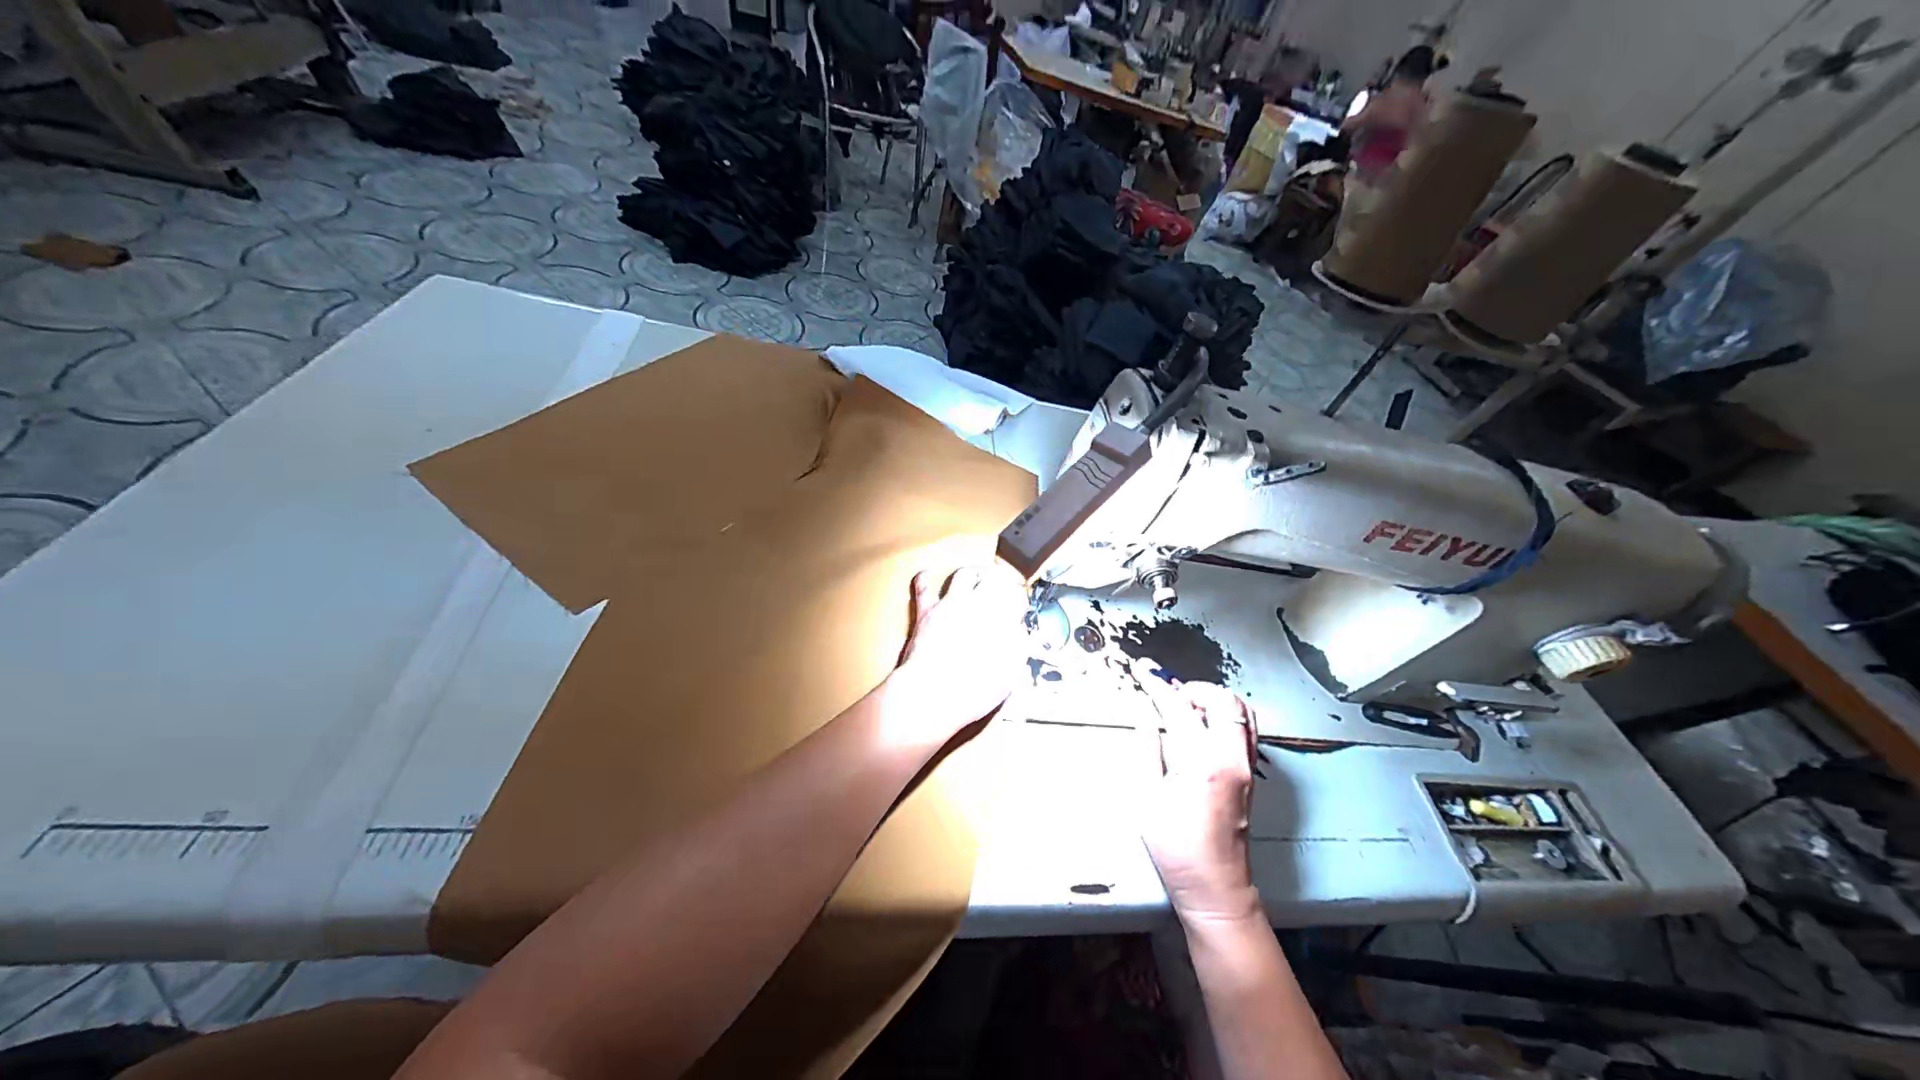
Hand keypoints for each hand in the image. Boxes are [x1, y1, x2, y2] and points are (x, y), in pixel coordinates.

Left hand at [884, 561, 1028, 736]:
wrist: (935, 692)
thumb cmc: (977, 689)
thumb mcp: (1010, 673)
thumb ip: (1018, 647)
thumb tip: (1019, 632)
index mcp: (1004, 619)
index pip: (1017, 598)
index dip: (1019, 602)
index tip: (1018, 610)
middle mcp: (980, 604)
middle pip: (994, 580)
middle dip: (999, 583)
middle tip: (998, 589)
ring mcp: (951, 604)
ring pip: (963, 575)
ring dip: (970, 575)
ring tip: (972, 578)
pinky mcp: (926, 611)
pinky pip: (923, 587)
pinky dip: (924, 579)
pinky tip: (925, 576)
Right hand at [1136, 673, 1261, 923]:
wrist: (1216, 887)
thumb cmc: (1177, 849)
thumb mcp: (1146, 798)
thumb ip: (1146, 748)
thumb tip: (1144, 714)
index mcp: (1202, 761)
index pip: (1178, 707)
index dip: (1156, 684)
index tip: (1142, 671)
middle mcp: (1232, 757)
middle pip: (1220, 699)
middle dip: (1191, 687)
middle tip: (1166, 690)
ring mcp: (1247, 765)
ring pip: (1240, 710)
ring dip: (1213, 698)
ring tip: (1186, 704)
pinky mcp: (1251, 775)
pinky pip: (1246, 729)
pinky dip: (1226, 715)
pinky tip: (1206, 725)